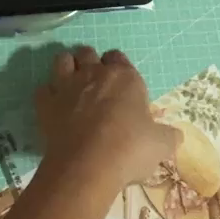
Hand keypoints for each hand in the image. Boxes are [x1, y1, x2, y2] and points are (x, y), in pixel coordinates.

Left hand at [35, 46, 180, 189]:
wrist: (88, 166)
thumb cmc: (129, 150)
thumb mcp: (160, 145)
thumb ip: (169, 137)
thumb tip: (177, 136)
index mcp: (124, 77)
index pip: (119, 57)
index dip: (118, 68)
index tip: (121, 87)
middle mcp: (95, 73)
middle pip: (89, 53)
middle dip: (91, 64)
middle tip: (96, 86)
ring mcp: (67, 85)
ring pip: (63, 60)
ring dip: (67, 68)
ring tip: (72, 86)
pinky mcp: (46, 103)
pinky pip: (42, 89)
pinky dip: (47, 95)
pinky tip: (53, 107)